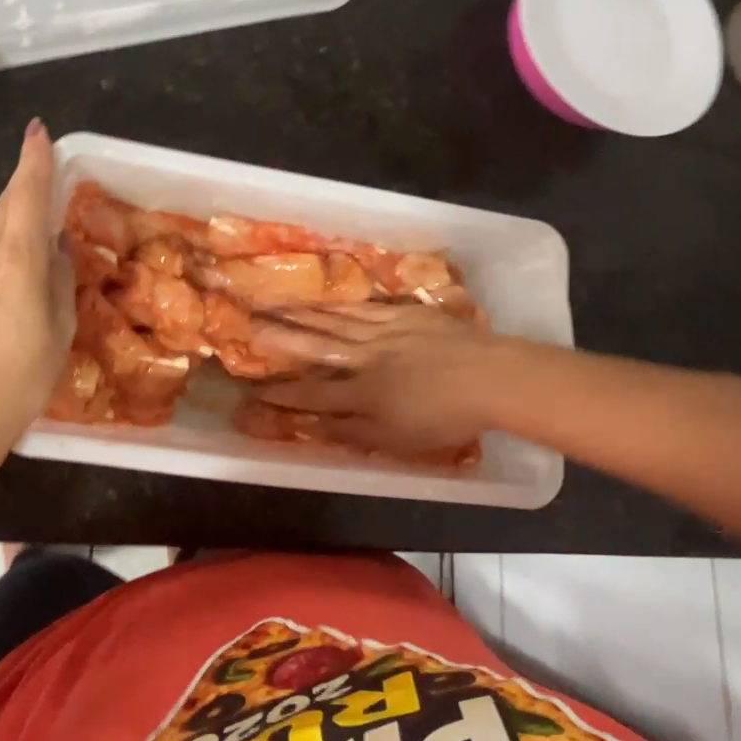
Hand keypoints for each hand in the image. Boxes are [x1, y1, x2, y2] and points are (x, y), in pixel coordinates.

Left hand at [0, 119, 73, 453]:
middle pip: (2, 210)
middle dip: (16, 177)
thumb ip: (60, 279)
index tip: (40, 132)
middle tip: (27, 151)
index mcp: (19, 262)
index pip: (30, 198)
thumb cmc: (24, 377)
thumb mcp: (60, 328)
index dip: (36, 162)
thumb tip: (58, 243)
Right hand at [251, 303, 527, 453]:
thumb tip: (314, 424)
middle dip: (280, 339)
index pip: (313, 394)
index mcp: (363, 393)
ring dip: (302, 314)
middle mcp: (365, 358)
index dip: (282, 394)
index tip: (252, 390)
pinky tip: (324, 300)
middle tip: (249, 324)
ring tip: (274, 304)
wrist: (492, 377)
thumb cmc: (447, 418)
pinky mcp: (404, 315)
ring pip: (335, 322)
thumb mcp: (398, 439)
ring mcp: (384, 332)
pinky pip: (363, 308)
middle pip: (316, 347)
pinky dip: (339, 305)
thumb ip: (353, 431)